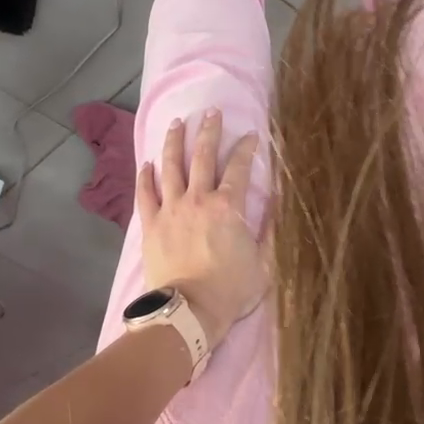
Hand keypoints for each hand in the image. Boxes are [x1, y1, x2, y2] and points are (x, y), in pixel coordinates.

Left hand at [135, 110, 267, 348]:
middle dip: (208, 131)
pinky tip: (146, 163)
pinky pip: (145, 193)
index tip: (251, 135)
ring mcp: (171, 209)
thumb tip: (278, 202)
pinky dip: (145, 176)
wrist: (188, 311)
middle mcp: (198, 199)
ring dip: (174, 142)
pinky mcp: (150, 224)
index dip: (246, 148)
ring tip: (176, 123)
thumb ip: (271, 231)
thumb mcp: (264, 264)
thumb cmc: (230, 291)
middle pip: (203, 156)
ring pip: (171, 167)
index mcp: (228, 207)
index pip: (239, 168)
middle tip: (211, 112)